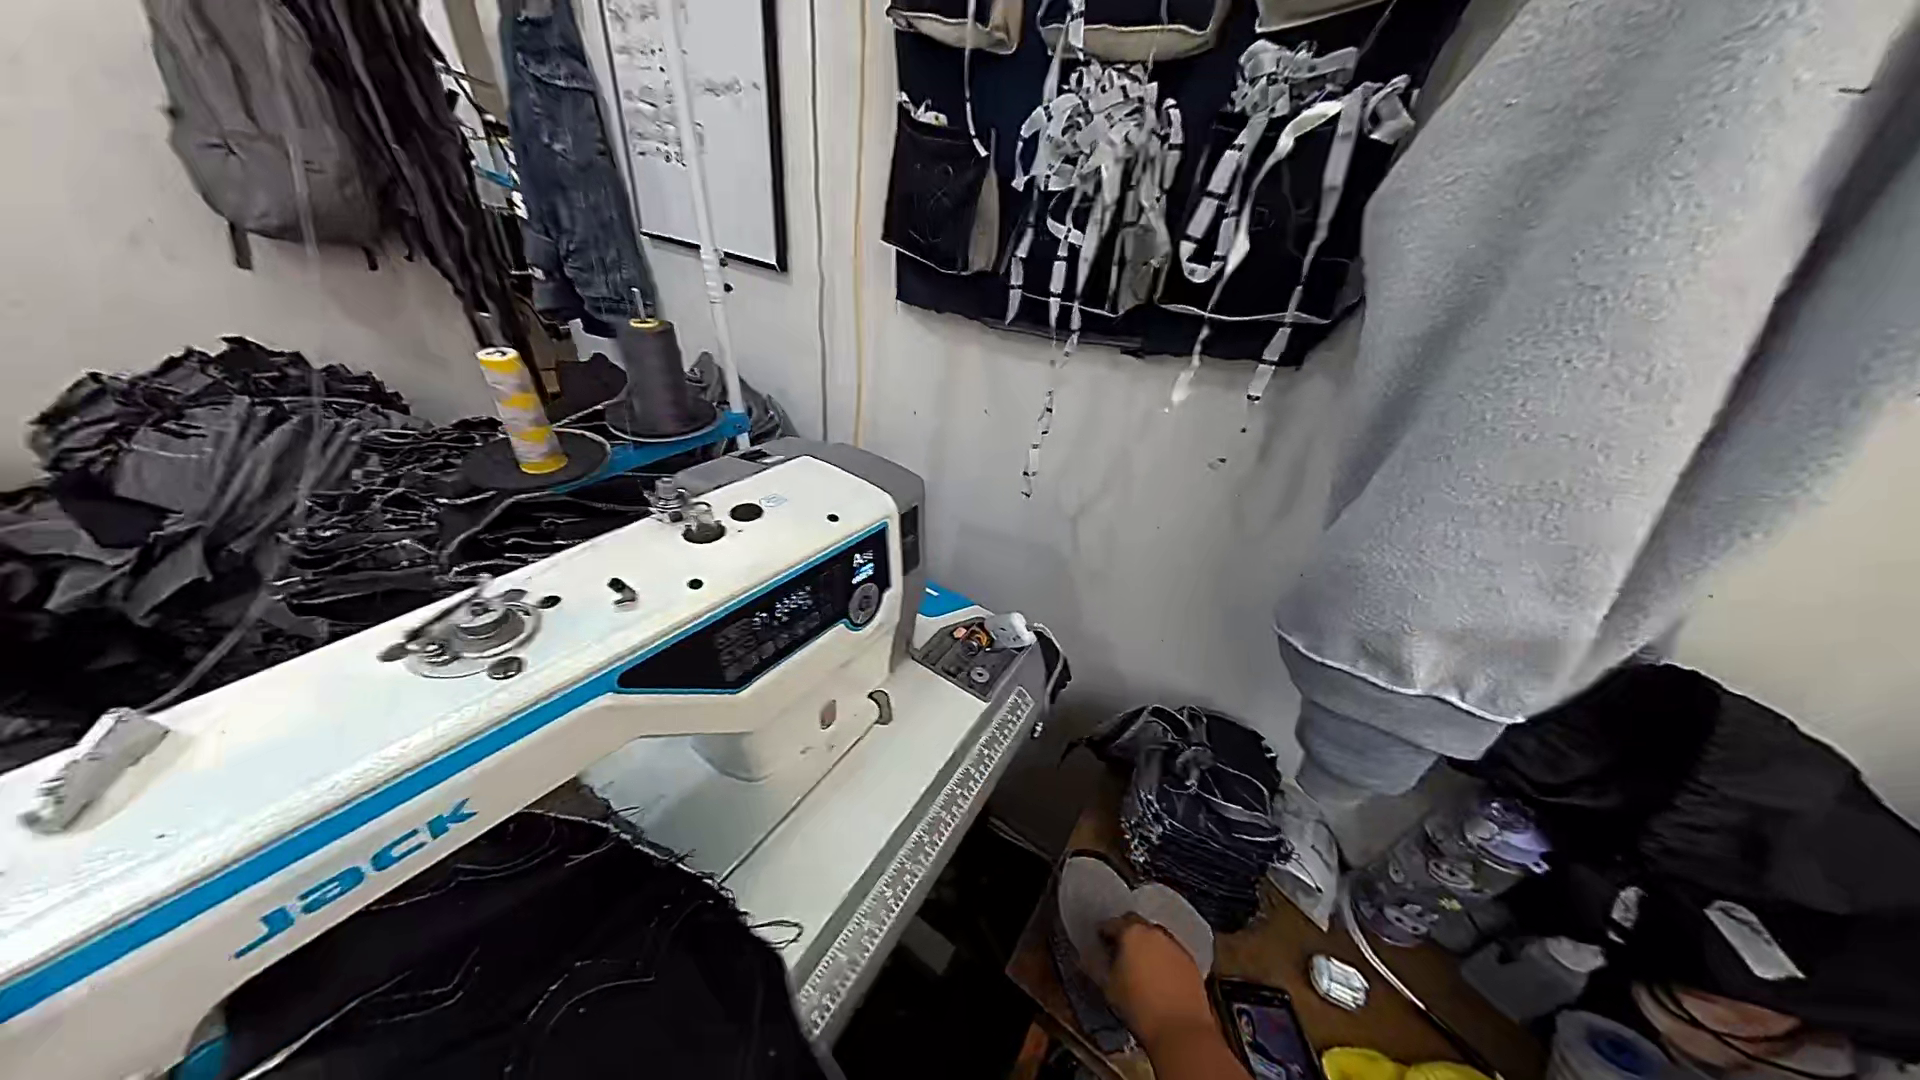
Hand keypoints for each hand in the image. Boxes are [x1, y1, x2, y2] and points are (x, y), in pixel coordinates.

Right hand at [1098, 914, 1216, 1050]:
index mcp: (1131, 932)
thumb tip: (1090, 956)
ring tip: (1141, 963)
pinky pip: (1171, 951)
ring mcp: (1175, 944)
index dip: (1103, 932)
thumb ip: (1097, 965)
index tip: (1100, 942)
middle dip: (1125, 932)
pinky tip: (1160, 974)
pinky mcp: (1191, 961)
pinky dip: (1163, 956)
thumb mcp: (1108, 987)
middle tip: (1119, 949)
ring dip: (1146, 943)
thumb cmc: (1139, 1007)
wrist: (1182, 1032)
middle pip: (1135, 923)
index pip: (1111, 923)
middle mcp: (1154, 931)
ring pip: (1155, 936)